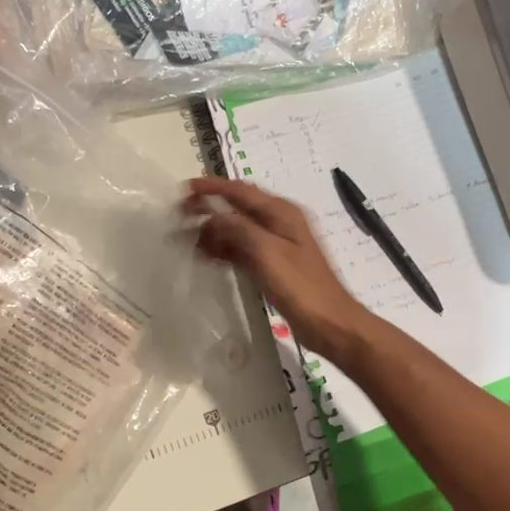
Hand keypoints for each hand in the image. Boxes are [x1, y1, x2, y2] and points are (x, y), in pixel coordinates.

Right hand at [185, 176, 373, 362]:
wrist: (329, 323)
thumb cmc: (301, 287)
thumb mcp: (267, 253)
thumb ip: (239, 229)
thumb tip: (212, 215)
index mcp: (282, 213)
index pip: (241, 191)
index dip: (213, 188)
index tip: (185, 189)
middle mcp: (279, 223)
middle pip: (238, 208)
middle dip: (210, 209)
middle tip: (180, 216)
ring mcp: (276, 246)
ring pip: (238, 230)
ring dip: (214, 232)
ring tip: (186, 239)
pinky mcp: (273, 266)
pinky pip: (243, 251)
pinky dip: (225, 250)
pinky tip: (205, 257)